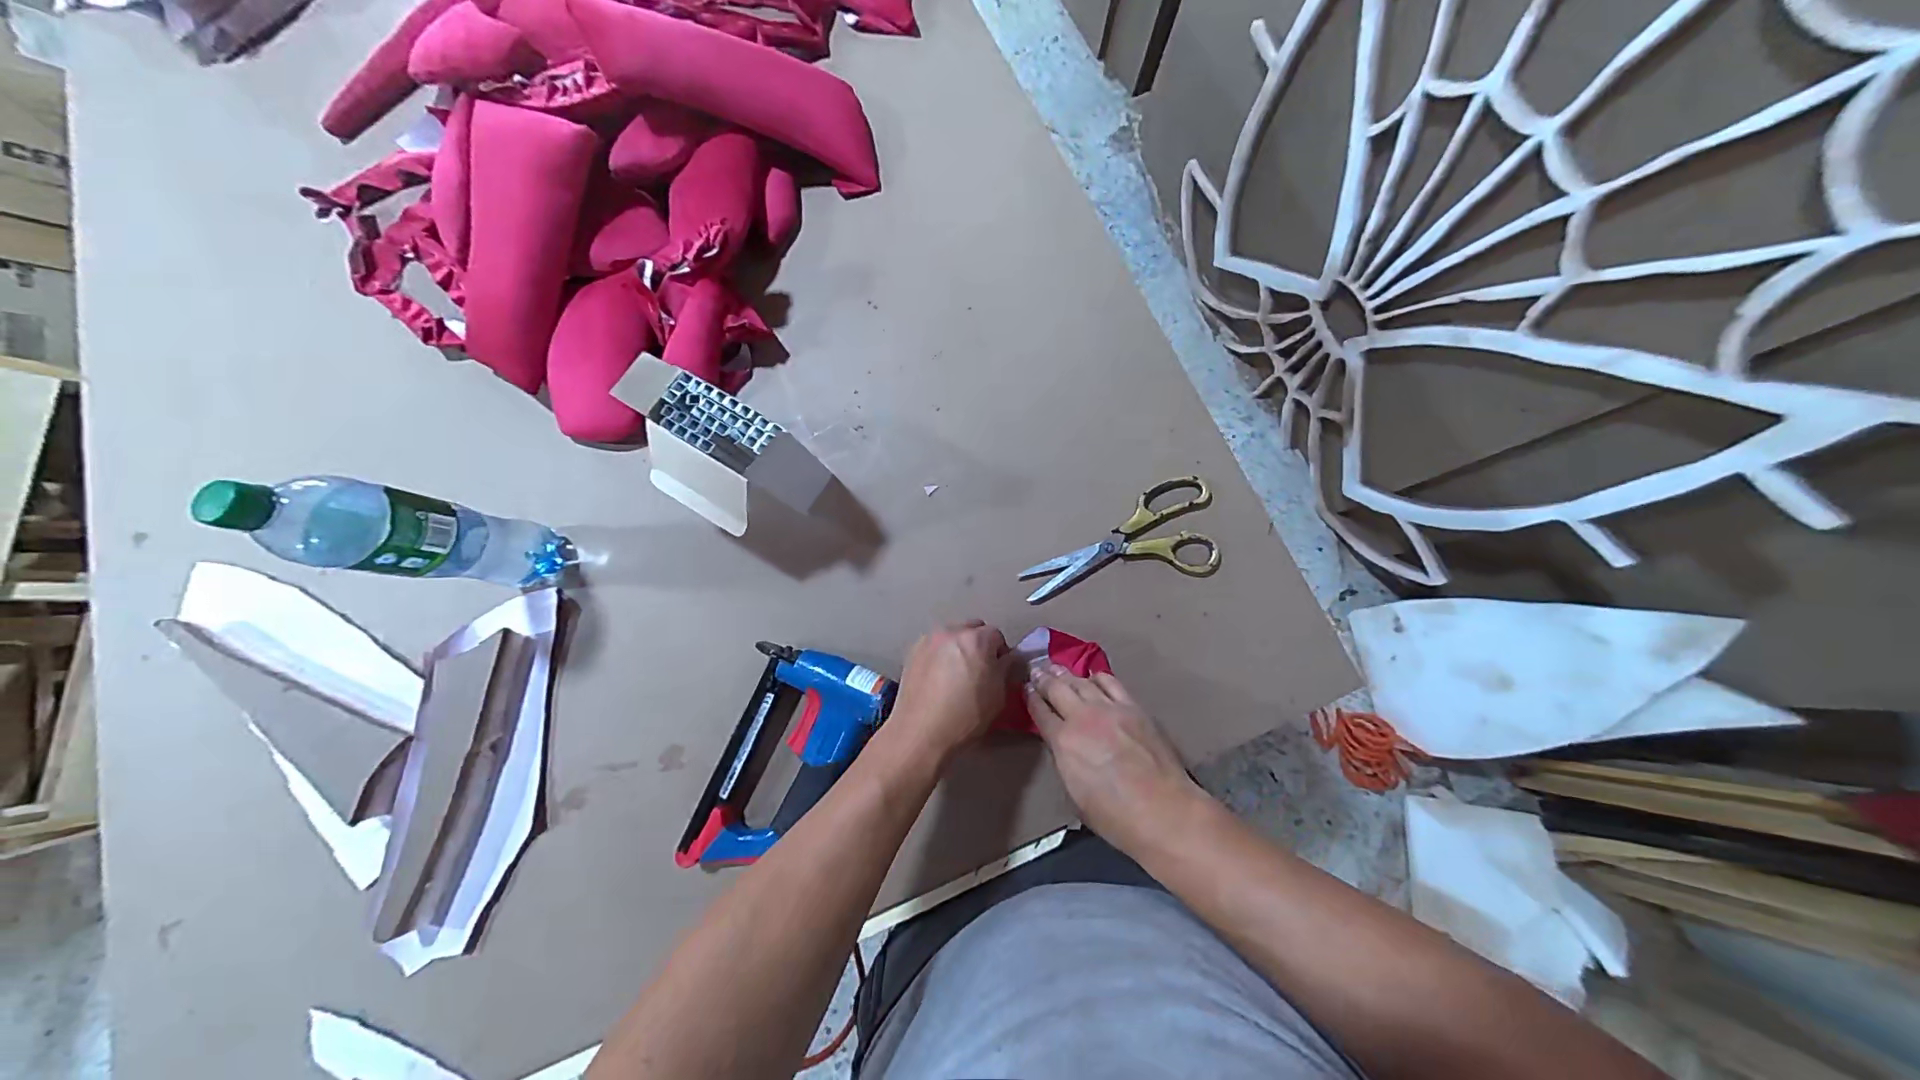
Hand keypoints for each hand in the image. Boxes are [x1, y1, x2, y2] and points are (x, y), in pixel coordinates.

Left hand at [886, 621, 1012, 764]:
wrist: (921, 732)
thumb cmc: (966, 716)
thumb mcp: (998, 695)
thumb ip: (1007, 669)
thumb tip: (1010, 658)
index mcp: (976, 639)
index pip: (997, 635)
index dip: (1001, 653)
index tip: (999, 671)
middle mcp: (950, 632)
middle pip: (973, 629)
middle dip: (980, 644)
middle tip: (980, 670)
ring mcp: (928, 641)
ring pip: (951, 636)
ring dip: (958, 648)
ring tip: (957, 674)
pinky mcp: (912, 653)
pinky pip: (934, 647)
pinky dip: (940, 655)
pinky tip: (939, 678)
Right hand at [1025, 664, 1206, 856]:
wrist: (1162, 810)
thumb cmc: (1114, 816)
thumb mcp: (1074, 794)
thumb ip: (1065, 763)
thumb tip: (1064, 748)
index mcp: (1063, 741)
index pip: (1040, 712)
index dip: (1030, 698)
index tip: (1025, 689)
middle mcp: (1082, 717)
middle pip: (1057, 688)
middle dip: (1043, 679)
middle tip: (1036, 671)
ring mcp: (1110, 708)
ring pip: (1082, 682)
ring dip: (1067, 674)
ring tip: (1057, 668)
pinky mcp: (1134, 708)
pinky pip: (1111, 683)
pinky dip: (1098, 677)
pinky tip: (1093, 675)